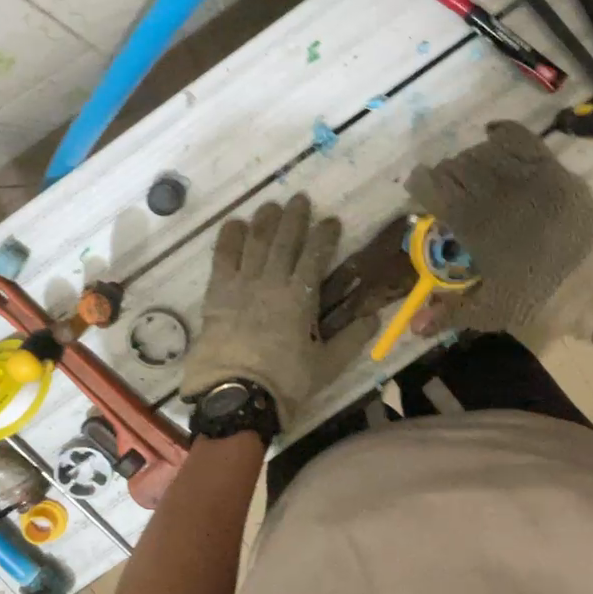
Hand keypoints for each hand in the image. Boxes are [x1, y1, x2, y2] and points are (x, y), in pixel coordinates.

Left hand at [181, 194, 370, 430]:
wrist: (235, 394)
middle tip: (300, 199)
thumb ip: (352, 340)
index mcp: (300, 297)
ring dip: (265, 221)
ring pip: (255, 243)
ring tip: (271, 205)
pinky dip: (229, 238)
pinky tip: (235, 224)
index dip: (325, 236)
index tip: (331, 220)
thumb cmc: (285, 383)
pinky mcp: (217, 294)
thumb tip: (375, 318)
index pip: (315, 256)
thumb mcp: (327, 366)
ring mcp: (242, 285)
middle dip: (294, 218)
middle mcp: (271, 282)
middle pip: (284, 241)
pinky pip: (223, 257)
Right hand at [404, 120, 592, 340]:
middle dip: (448, 176)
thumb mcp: (489, 311)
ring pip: (482, 149)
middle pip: (454, 165)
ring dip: (473, 159)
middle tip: (454, 193)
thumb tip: (413, 328)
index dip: (422, 186)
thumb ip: (448, 313)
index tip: (424, 195)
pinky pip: (518, 137)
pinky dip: (503, 134)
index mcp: (469, 221)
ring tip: (477, 175)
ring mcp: (521, 174)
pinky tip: (496, 139)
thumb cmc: (539, 296)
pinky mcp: (549, 166)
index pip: (429, 185)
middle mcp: (489, 190)